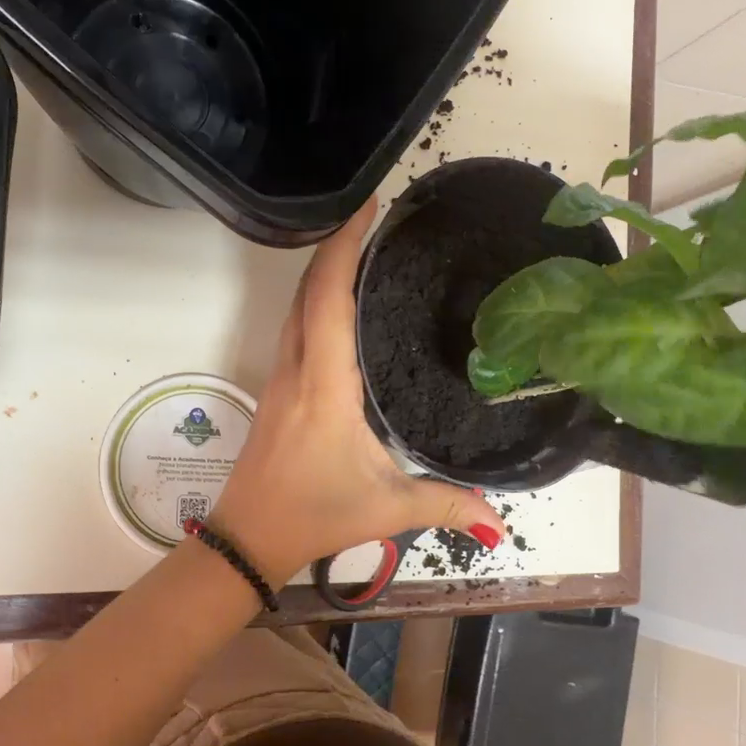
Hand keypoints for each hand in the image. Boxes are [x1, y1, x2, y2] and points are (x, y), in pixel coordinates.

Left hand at [211, 201, 505, 583]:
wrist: (247, 539)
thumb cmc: (312, 517)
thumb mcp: (386, 509)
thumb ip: (446, 505)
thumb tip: (498, 522)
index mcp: (323, 386)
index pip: (327, 298)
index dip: (344, 245)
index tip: (368, 206)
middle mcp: (295, 371)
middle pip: (306, 291)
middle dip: (335, 246)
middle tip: (376, 219)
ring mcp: (279, 380)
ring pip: (294, 309)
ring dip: (321, 273)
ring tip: (361, 251)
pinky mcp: (275, 393)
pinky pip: (293, 330)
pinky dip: (314, 303)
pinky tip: (339, 307)